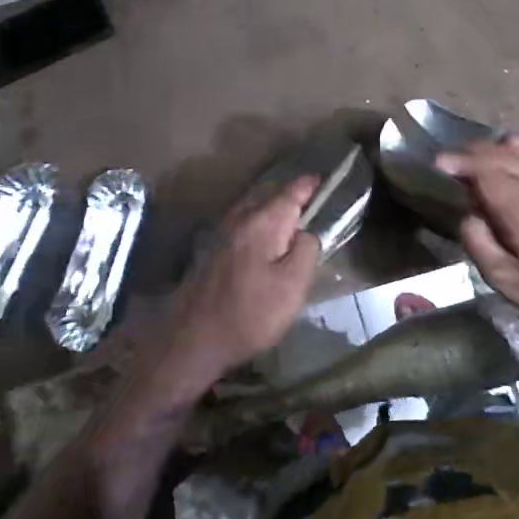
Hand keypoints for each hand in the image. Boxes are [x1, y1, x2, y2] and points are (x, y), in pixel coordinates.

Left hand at [150, 176, 322, 392]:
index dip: (308, 185)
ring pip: (252, 210)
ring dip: (272, 208)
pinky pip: (242, 224)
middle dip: (290, 194)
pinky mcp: (213, 252)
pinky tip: (264, 238)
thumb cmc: (251, 313)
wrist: (195, 339)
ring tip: (292, 216)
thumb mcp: (293, 285)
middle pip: (269, 196)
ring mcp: (222, 235)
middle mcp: (239, 220)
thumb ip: (306, 251)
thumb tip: (306, 232)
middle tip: (312, 198)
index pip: (290, 193)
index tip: (323, 179)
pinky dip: (258, 222)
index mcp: (262, 223)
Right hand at [436, 137, 518, 326]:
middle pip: (497, 153)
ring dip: (490, 150)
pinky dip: (512, 152)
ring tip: (473, 163)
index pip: (484, 170)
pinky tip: (502, 165)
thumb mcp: (504, 278)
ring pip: (516, 148)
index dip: (459, 163)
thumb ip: (478, 243)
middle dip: (469, 154)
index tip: (438, 163)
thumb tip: (468, 216)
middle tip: (449, 164)